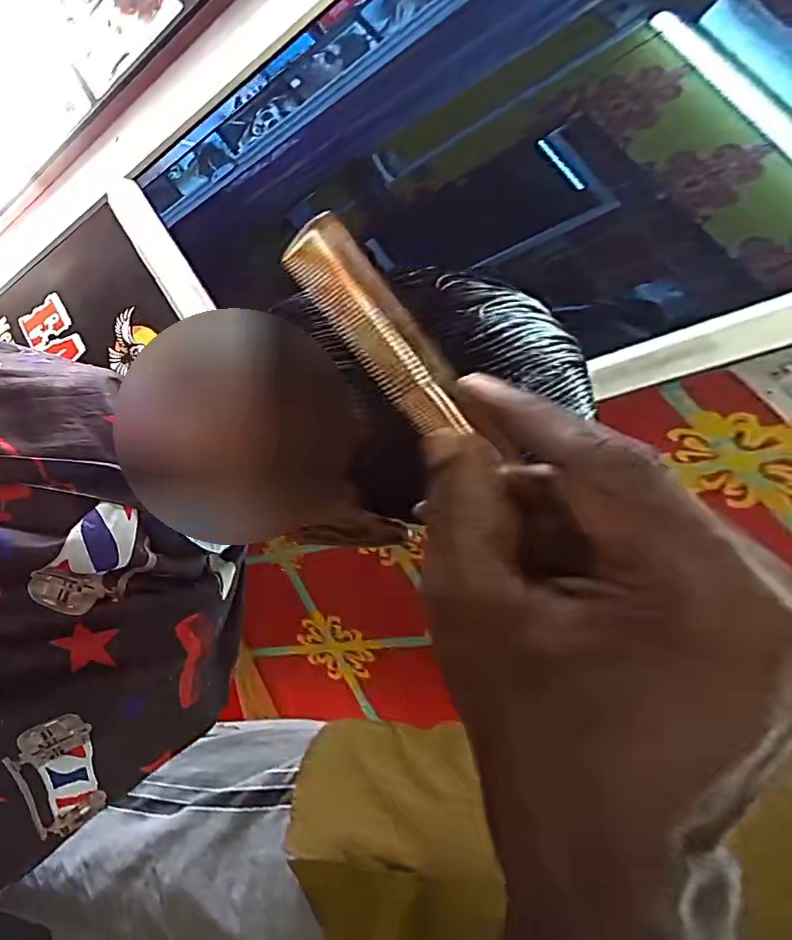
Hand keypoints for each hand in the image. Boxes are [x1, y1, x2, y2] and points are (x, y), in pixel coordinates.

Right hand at [422, 375, 791, 936]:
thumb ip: (463, 510)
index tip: (463, 384)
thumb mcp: (469, 602)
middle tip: (457, 497)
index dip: (527, 415)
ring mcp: (780, 614)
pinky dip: (592, 555)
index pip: (608, 465)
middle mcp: (769, 589)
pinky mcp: (767, 633)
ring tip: (501, 564)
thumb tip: (451, 438)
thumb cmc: (524, 712)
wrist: (602, 827)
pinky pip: (664, 559)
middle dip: (534, 486)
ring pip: (642, 524)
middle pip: (627, 495)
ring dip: (560, 524)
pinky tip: (546, 588)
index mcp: (702, 586)